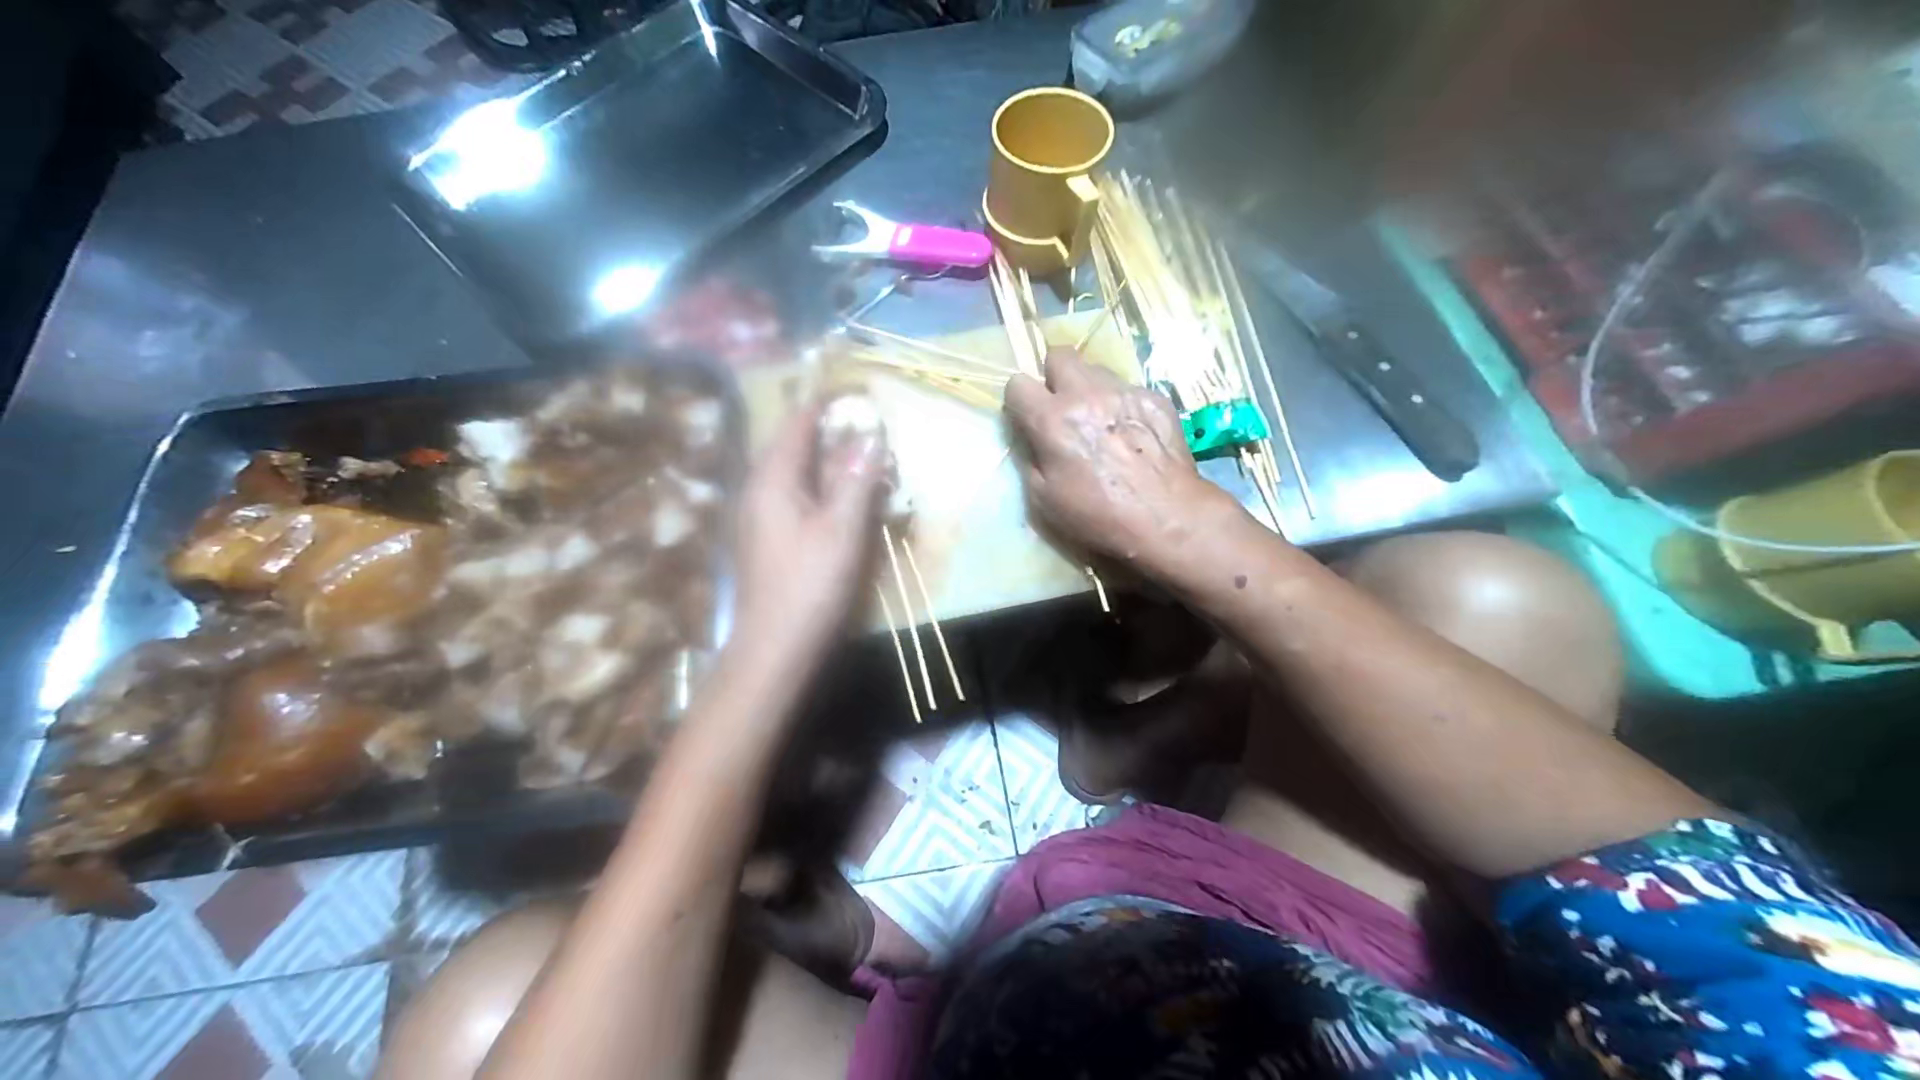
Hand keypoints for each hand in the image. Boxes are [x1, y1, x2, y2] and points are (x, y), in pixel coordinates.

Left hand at [729, 402, 883, 677]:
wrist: (774, 649)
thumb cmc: (809, 585)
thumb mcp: (841, 529)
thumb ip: (856, 479)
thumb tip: (871, 436)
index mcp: (772, 478)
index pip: (798, 422)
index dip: (828, 403)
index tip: (861, 394)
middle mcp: (760, 489)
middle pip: (797, 446)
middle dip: (836, 435)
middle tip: (875, 432)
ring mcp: (762, 516)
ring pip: (800, 474)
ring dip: (834, 465)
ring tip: (870, 464)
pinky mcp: (771, 539)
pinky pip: (800, 499)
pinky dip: (826, 491)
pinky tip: (850, 504)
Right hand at [1005, 349, 1236, 573]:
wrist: (1167, 519)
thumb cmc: (1098, 517)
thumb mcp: (1043, 502)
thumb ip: (1030, 460)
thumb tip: (1031, 439)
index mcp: (1052, 420)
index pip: (1018, 383)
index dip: (1019, 401)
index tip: (1028, 418)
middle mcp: (1087, 394)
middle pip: (1059, 355)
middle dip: (1054, 377)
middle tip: (1062, 407)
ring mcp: (1124, 392)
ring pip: (1096, 369)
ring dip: (1089, 389)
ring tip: (1100, 421)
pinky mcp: (1155, 398)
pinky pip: (1128, 388)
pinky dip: (1122, 405)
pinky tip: (1131, 434)